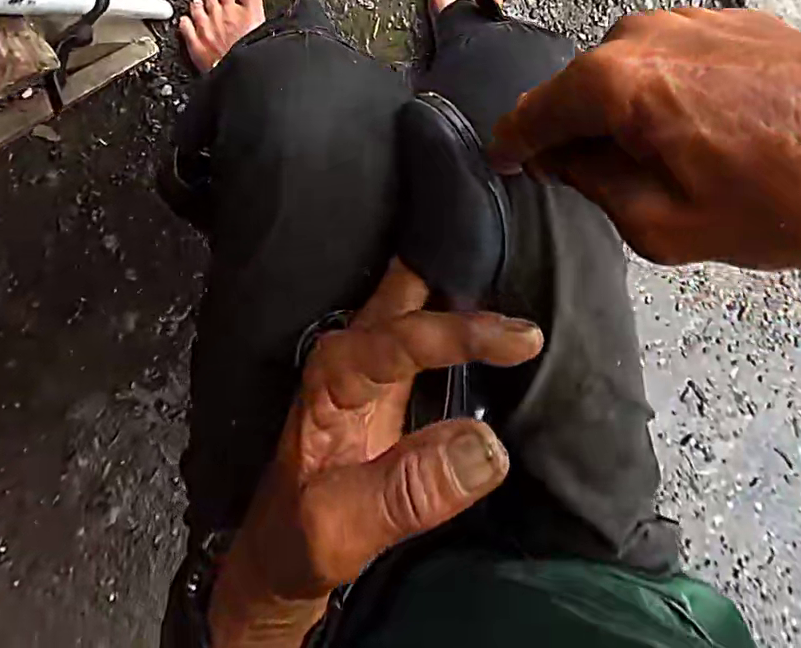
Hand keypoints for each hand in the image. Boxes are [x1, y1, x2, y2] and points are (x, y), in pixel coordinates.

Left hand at [209, 261, 543, 646]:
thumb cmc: (296, 538)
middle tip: (515, 251)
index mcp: (332, 376)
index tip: (521, 339)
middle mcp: (350, 354)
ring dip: (460, 282)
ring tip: (518, 269)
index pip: (401, 338)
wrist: (279, 550)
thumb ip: (409, 490)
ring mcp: (371, 362)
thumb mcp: (341, 528)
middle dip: (452, 262)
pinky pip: (428, 329)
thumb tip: (487, 448)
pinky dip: (461, 312)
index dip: (461, 333)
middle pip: (404, 287)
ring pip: (415, 296)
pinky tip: (493, 317)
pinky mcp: (390, 379)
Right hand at [486, 8, 800, 273]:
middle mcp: (645, 35)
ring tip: (683, 170)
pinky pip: (670, 65)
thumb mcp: (671, 225)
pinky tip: (716, 141)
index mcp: (617, 81)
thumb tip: (567, 165)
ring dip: (629, 121)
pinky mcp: (735, 24)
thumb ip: (595, 187)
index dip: (513, 146)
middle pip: (579, 93)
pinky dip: (668, 101)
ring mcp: (694, 21)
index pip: (533, 114)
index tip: (506, 162)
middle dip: (580, 139)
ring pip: (625, 79)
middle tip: (612, 189)